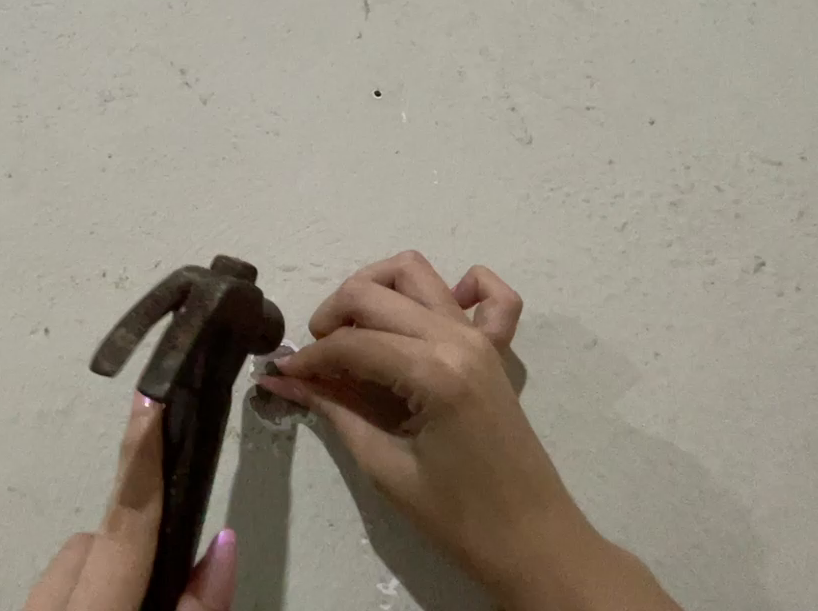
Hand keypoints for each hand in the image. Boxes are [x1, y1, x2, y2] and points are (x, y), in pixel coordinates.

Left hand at [24, 393, 238, 610]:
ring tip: (135, 606)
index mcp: (88, 610)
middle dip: (131, 551)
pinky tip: (105, 610)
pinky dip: (82, 595)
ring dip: (105, 578)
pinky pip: (53, 590)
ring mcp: (24, 608)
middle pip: (94, 542)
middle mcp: (45, 601)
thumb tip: (225, 543)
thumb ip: (196, 608)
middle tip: (168, 589)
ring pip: (71, 564)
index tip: (151, 399)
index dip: (142, 459)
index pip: (126, 523)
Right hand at [256, 253, 678, 610]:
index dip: (309, 358)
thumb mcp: (384, 467)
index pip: (351, 343)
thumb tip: (281, 378)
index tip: (285, 374)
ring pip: (412, 271)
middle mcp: (456, 338)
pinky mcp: (494, 346)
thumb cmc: (459, 519)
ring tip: (356, 330)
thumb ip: (332, 409)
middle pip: (371, 293)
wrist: (536, 546)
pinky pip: (488, 293)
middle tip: (318, 360)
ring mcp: (479, 337)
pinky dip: (460, 285)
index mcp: (433, 373)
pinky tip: (429, 313)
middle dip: (331, 317)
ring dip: (373, 289)